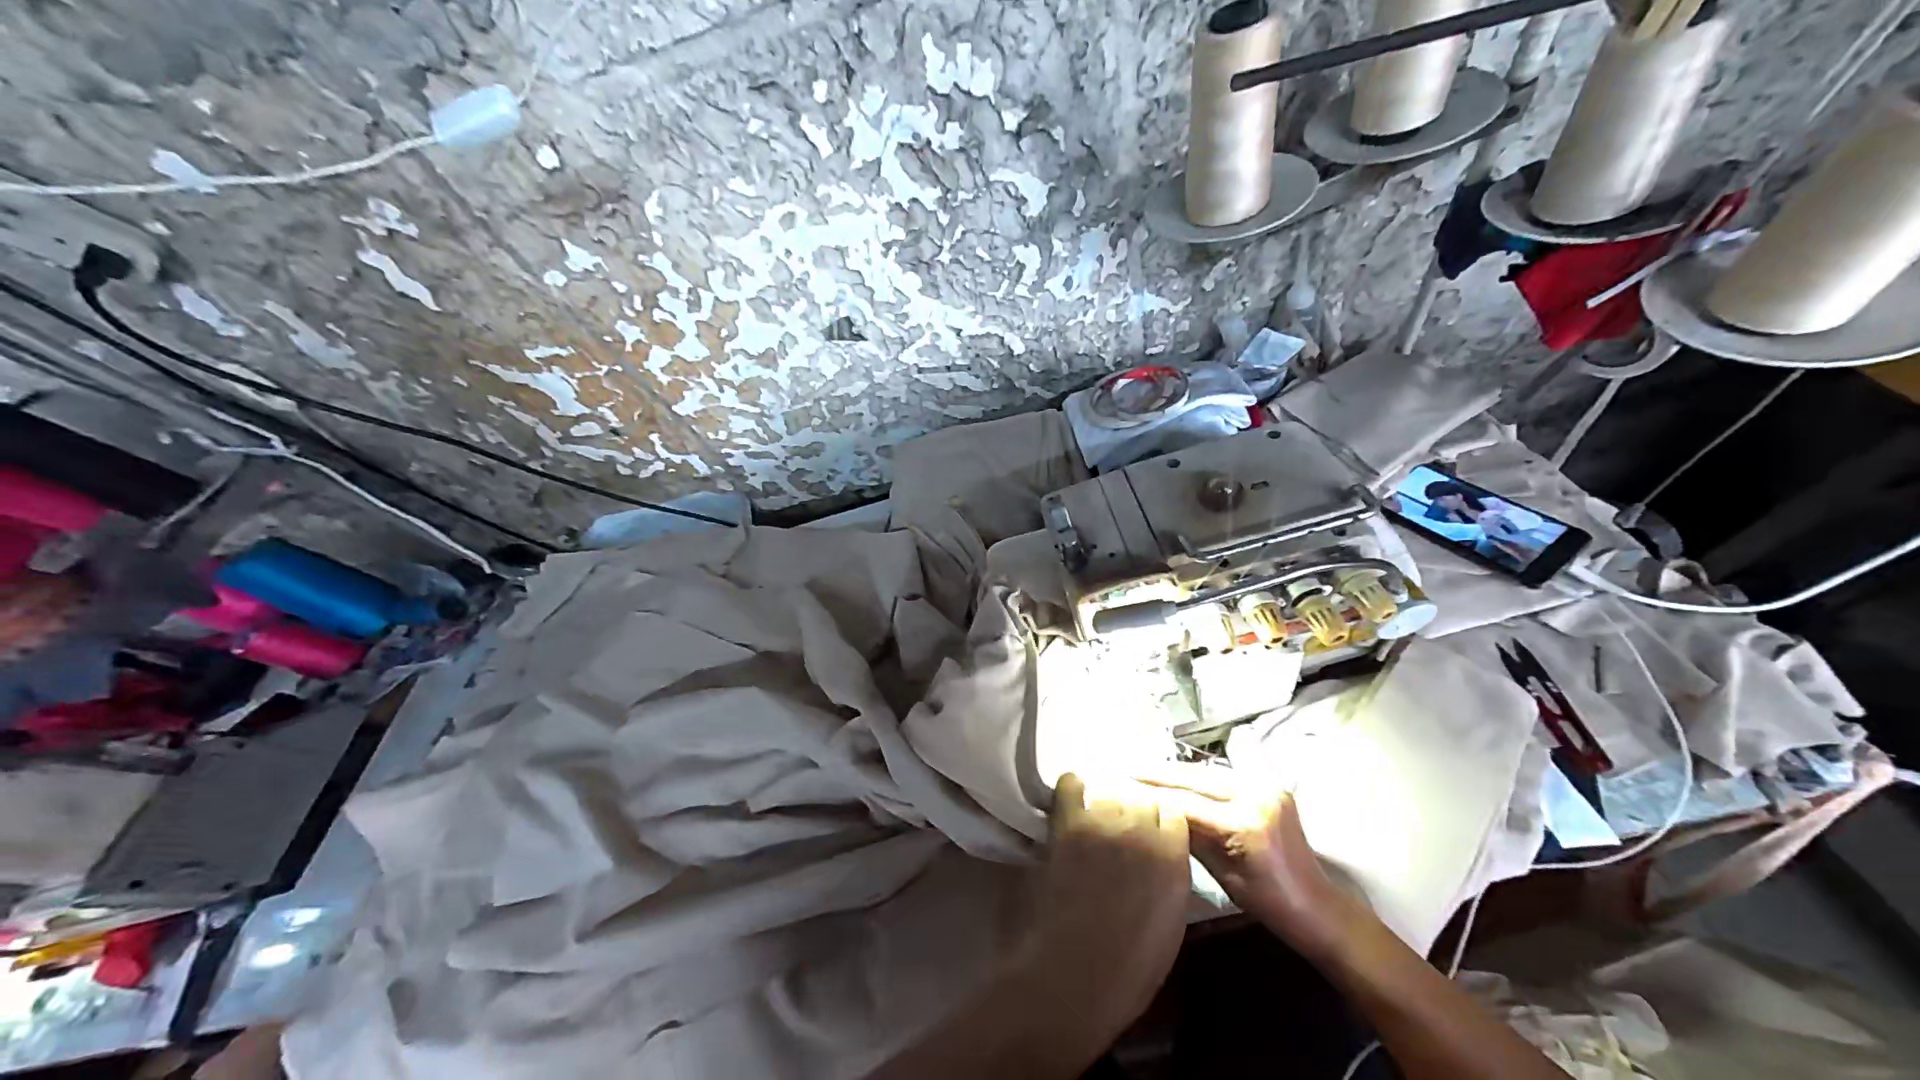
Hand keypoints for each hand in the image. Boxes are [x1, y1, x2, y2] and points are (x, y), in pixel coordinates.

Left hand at [1019, 773, 1190, 1025]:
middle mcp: (1142, 829)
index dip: (1159, 823)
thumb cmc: (1131, 965)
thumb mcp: (1172, 918)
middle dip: (1133, 810)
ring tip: (1093, 818)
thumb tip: (1160, 856)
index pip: (1172, 812)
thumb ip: (1170, 873)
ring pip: (1108, 790)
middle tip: (1119, 828)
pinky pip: (1070, 786)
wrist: (1078, 971)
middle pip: (1140, 797)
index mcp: (1175, 855)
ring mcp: (1104, 821)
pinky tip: (1069, 802)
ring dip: (1103, 802)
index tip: (1150, 833)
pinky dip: (1070, 789)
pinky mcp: (1068, 822)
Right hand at [1138, 764, 1363, 962]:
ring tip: (1142, 772)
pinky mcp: (1270, 784)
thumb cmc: (1269, 904)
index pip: (1185, 802)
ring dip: (1175, 772)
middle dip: (1158, 774)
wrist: (1318, 906)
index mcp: (1246, 823)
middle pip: (1195, 778)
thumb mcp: (1221, 874)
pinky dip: (1198, 778)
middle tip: (1124, 770)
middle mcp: (1257, 795)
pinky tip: (1175, 778)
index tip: (1120, 787)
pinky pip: (1224, 777)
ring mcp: (1266, 786)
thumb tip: (1153, 815)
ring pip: (1207, 773)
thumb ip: (1188, 837)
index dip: (1150, 794)